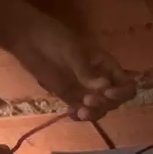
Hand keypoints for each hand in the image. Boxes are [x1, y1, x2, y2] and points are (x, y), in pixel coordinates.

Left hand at [11, 18, 133, 121]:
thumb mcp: (73, 52)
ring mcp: (87, 91)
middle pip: (114, 102)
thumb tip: (104, 87)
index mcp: (108, 69)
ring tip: (79, 112)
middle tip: (88, 101)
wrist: (25, 37)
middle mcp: (102, 83)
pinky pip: (82, 112)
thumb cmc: (54, 38)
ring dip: (93, 113)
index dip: (122, 93)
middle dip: (104, 104)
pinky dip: (79, 116)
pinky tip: (72, 114)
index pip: (127, 87)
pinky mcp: (72, 98)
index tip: (107, 94)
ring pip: (100, 110)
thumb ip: (87, 72)